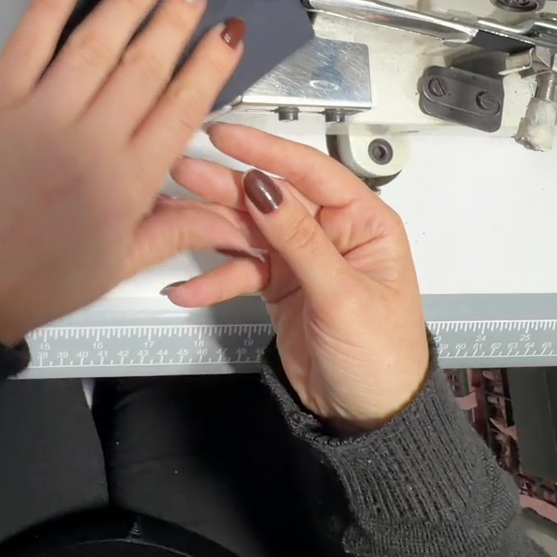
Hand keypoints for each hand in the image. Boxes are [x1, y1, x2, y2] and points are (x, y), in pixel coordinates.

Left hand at [0, 0, 253, 344]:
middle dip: (177, 17)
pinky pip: (30, 38)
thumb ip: (178, 229)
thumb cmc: (34, 277)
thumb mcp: (117, 264)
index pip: (183, 106)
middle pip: (146, 63)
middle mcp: (92, 140)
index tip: (229, 32)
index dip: (211, 64)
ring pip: (98, 42)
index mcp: (128, 182)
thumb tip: (233, 216)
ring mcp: (42, 113)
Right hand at [167, 124, 430, 433]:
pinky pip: (240, 269)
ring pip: (248, 229)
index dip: (266, 151)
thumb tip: (265, 188)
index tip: (226, 136)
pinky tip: (188, 288)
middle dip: (226, 186)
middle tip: (185, 171)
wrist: (368, 420)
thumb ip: (300, 240)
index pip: (310, 171)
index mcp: (362, 220)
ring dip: (211, 227)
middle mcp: (329, 229)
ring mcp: (299, 255)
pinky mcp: (276, 280)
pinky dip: (214, 279)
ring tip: (173, 217)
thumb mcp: (342, 296)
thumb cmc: (383, 358)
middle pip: (270, 196)